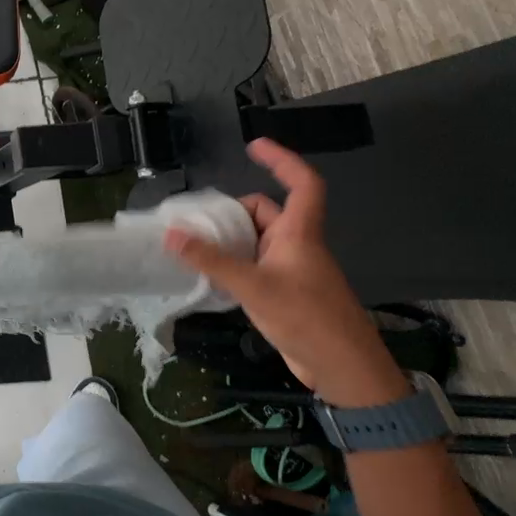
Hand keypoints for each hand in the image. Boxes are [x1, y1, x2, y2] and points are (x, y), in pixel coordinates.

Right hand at [165, 139, 409, 408]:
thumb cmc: (307, 319)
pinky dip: (232, 265)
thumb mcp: (253, 287)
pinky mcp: (286, 294)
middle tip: (196, 220)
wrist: (344, 370)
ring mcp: (292, 270)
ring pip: (256, 241)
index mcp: (300, 234)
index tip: (254, 145)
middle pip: (265, 213)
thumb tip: (171, 234)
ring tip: (193, 247)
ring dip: (227, 241)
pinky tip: (209, 278)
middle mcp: (297, 246)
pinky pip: (254, 266)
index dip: (282, 160)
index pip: (302, 184)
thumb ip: (211, 261)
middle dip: (231, 212)